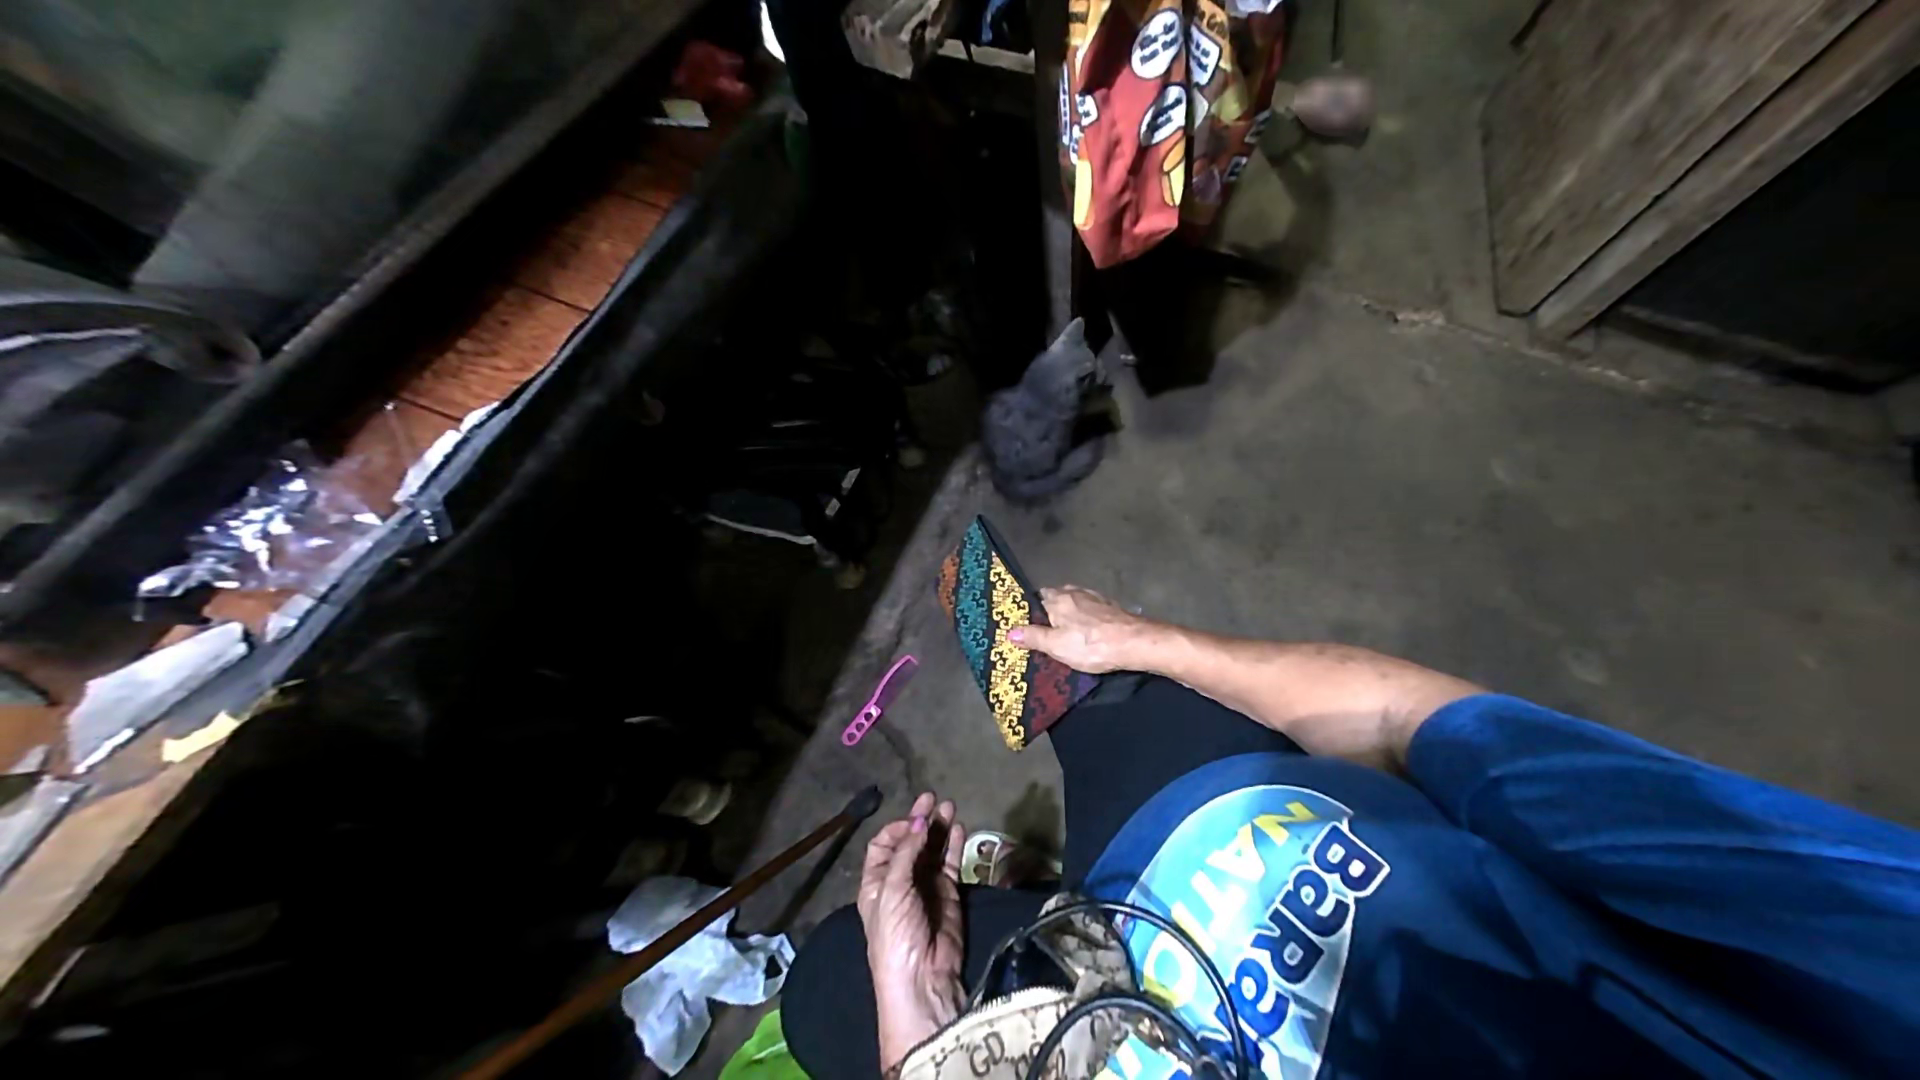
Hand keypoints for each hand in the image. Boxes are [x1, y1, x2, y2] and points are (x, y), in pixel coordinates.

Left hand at [859, 791, 966, 1070]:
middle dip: (920, 821)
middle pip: (910, 843)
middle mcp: (900, 881)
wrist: (923, 980)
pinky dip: (953, 845)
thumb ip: (907, 853)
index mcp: (877, 883)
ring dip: (939, 828)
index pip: (883, 845)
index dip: (897, 828)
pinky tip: (958, 828)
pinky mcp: (949, 894)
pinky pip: (950, 863)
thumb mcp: (892, 891)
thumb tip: (919, 820)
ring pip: (932, 849)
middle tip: (934, 799)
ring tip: (949, 807)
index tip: (913, 818)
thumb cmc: (895, 934)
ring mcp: (925, 887)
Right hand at [1009, 585, 1157, 673]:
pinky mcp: (1112, 607)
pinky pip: (1092, 608)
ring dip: (1070, 611)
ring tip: (1066, 628)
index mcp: (1058, 600)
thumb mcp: (1056, 646)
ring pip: (1076, 600)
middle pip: (1058, 596)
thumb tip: (1009, 632)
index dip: (1032, 607)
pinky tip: (1089, 628)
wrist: (1134, 642)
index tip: (1027, 620)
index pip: (1038, 596)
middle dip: (1051, 608)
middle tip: (1046, 627)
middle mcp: (1075, 593)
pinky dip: (1087, 616)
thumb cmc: (1090, 644)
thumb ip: (1033, 637)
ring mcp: (1096, 598)